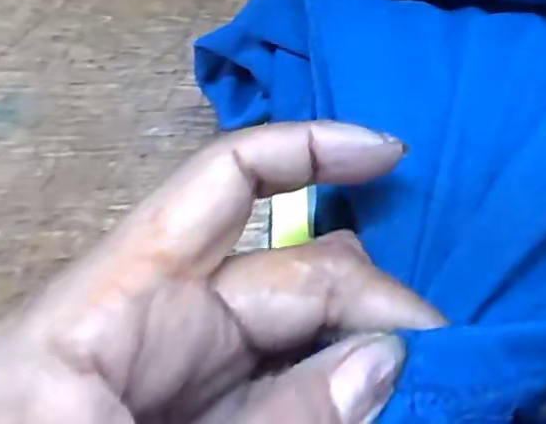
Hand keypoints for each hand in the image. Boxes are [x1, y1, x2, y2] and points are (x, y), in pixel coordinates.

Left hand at [0, 121, 445, 423]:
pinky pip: (299, 385)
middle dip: (371, 304)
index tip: (394, 156)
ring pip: (308, 331)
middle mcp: (152, 328)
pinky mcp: (215, 420)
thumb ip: (273, 422)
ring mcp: (184, 379)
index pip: (225, 179)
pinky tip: (389, 403)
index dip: (314, 148)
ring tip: (430, 386)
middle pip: (294, 272)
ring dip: (368, 353)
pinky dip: (345, 393)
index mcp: (102, 314)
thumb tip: (389, 359)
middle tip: (443, 358)